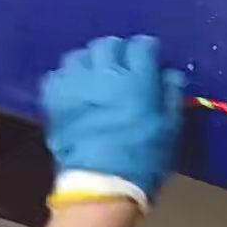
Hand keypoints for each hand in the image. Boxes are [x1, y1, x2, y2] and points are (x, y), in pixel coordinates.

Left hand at [38, 35, 185, 208]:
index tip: (151, 59)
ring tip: (98, 77)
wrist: (103, 182)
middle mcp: (105, 72)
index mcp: (138, 79)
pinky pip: (59, 74)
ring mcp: (76, 82)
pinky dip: (69, 78)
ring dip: (92, 62)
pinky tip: (77, 90)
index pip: (143, 46)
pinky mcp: (54, 96)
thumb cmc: (144, 158)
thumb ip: (172, 96)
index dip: (148, 50)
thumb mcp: (171, 129)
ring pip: (81, 55)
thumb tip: (171, 74)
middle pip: (110, 44)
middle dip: (119, 52)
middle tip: (125, 68)